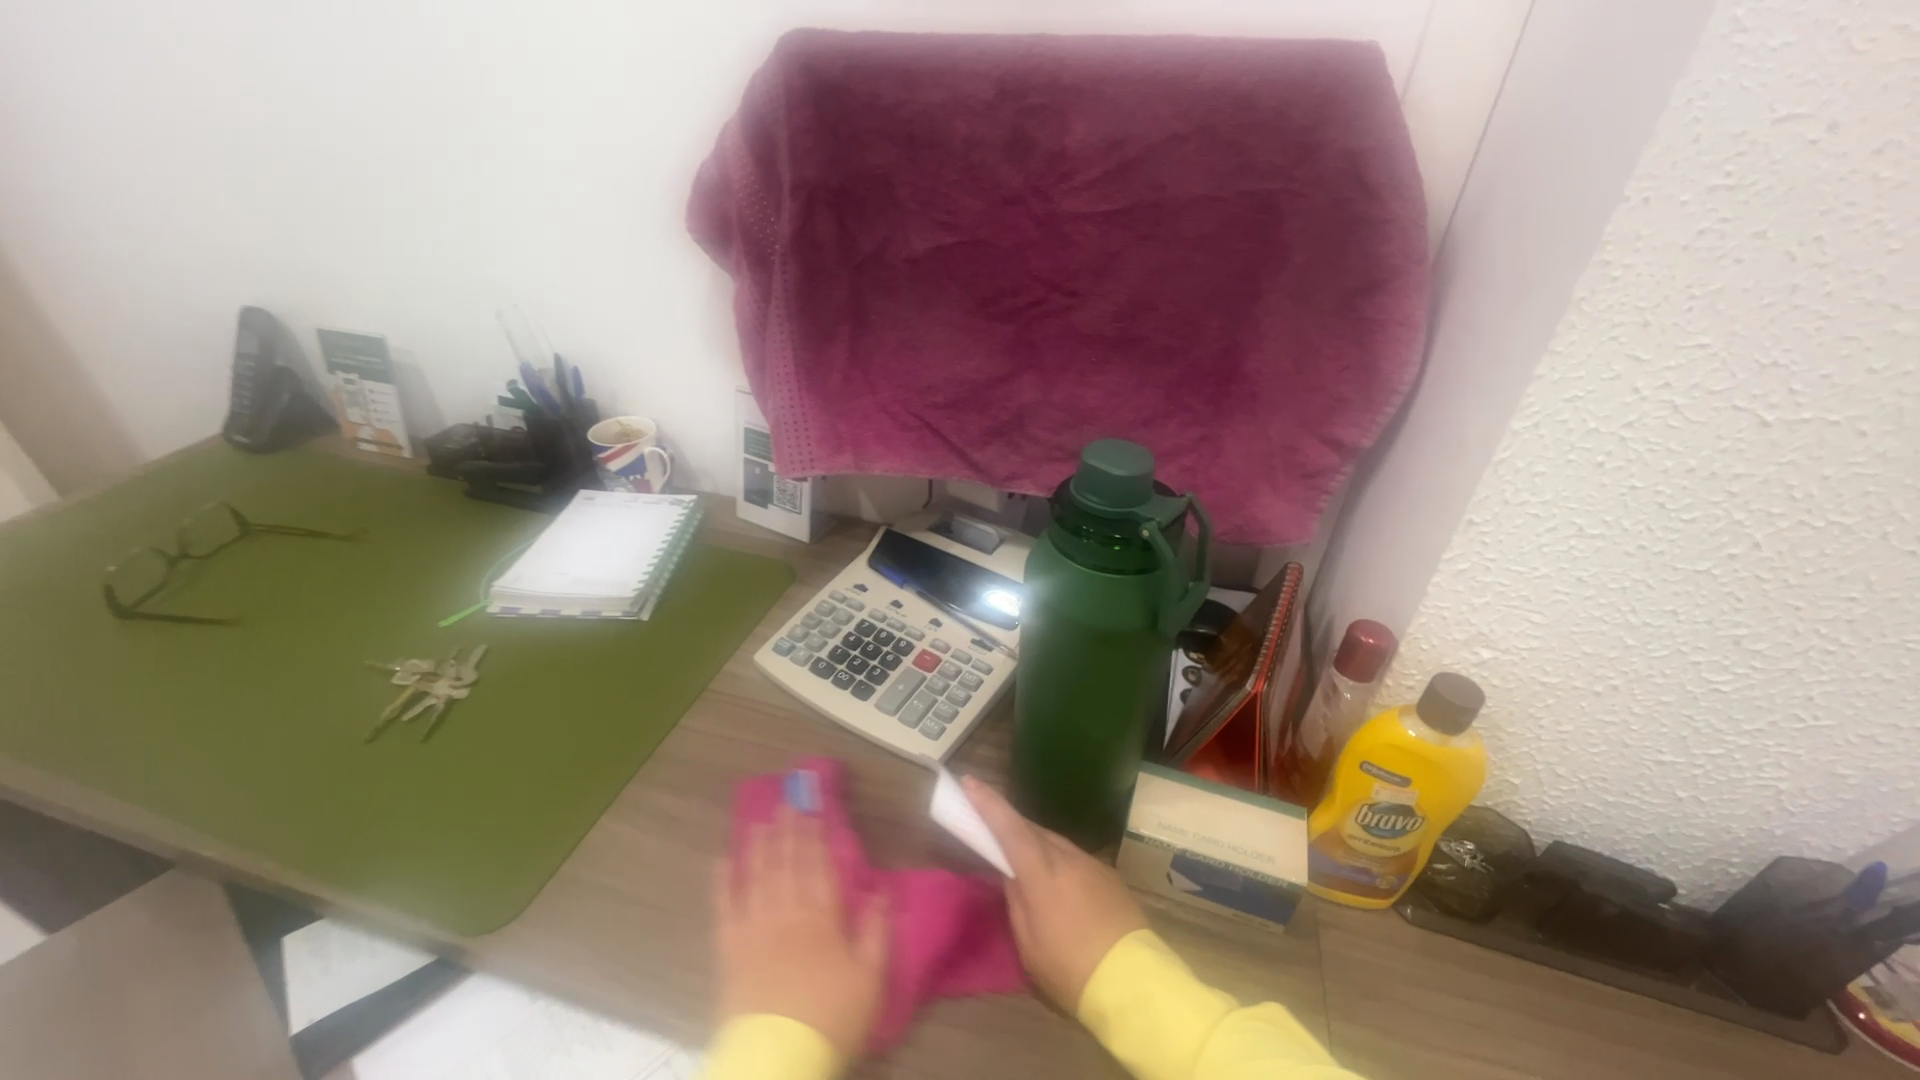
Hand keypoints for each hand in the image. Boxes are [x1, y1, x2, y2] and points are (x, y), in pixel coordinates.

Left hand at [713, 804, 889, 1058]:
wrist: (779, 1057)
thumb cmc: (832, 1016)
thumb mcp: (871, 977)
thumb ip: (877, 930)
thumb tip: (882, 889)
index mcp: (822, 917)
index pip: (820, 866)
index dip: (817, 835)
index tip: (813, 807)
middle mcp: (787, 913)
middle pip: (788, 863)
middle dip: (789, 829)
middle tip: (787, 799)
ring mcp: (754, 928)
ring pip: (758, 876)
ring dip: (760, 845)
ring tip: (761, 819)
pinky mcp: (729, 949)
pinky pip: (724, 908)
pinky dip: (722, 883)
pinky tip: (722, 861)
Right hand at [964, 776, 1148, 1010]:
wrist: (1133, 982)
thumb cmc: (1071, 970)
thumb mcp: (1029, 944)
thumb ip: (1017, 900)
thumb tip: (1010, 874)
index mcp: (1043, 875)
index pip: (1010, 829)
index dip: (988, 804)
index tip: (970, 781)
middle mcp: (1068, 859)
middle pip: (1032, 829)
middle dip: (1008, 821)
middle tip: (987, 820)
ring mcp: (1092, 864)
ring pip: (1054, 841)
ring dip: (1033, 840)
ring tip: (1018, 850)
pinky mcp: (1109, 876)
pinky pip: (1073, 856)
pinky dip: (1055, 856)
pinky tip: (1053, 874)